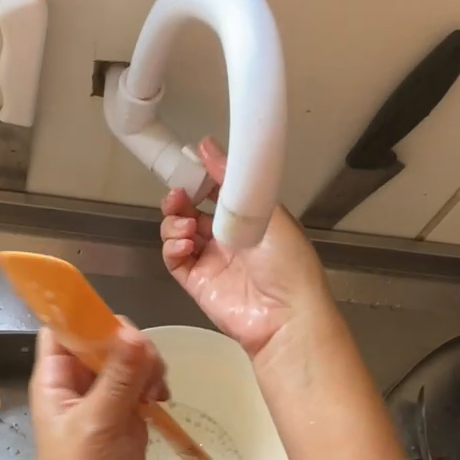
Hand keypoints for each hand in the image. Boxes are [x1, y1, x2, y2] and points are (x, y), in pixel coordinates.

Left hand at [25, 324, 166, 459]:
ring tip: (155, 391)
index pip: (65, 328)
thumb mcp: (97, 423)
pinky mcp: (126, 417)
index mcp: (56, 378)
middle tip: (146, 368)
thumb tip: (137, 334)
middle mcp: (78, 384)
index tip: (120, 327)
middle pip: (104, 339)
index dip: (87, 317)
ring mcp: (104, 400)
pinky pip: (142, 384)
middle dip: (129, 344)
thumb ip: (118, 377)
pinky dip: (155, 385)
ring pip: (128, 359)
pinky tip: (160, 400)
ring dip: (147, 365)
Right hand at [161, 137, 334, 357]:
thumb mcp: (266, 210)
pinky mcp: (196, 283)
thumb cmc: (288, 262)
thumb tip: (207, 145)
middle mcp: (227, 238)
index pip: (214, 192)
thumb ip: (233, 178)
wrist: (286, 314)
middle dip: (179, 200)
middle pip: (190, 211)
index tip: (190, 168)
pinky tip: (183, 245)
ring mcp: (210, 261)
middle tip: (179, 196)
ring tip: (185, 226)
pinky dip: (171, 248)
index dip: (199, 180)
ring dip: (174, 223)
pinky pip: (174, 260)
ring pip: (177, 234)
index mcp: (247, 218)